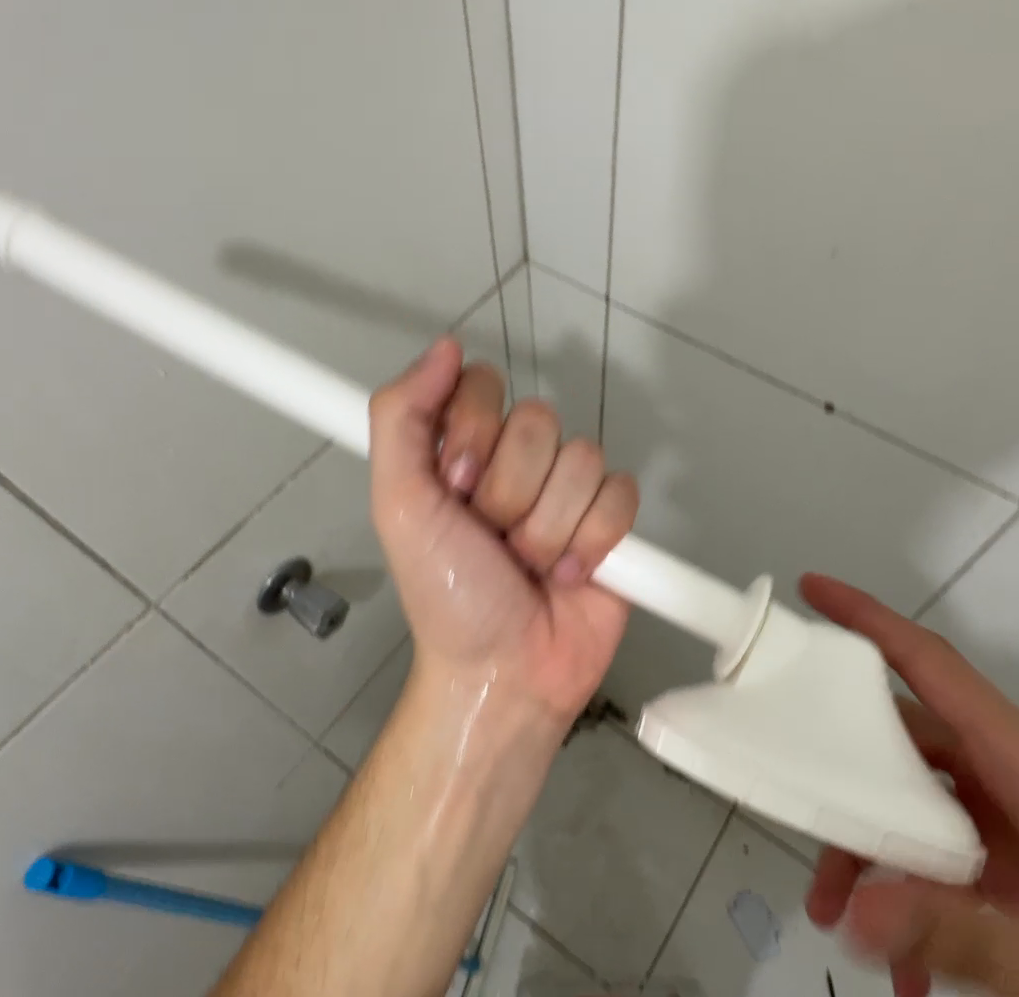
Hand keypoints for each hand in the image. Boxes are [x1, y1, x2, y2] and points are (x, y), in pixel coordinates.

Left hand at [368, 338, 639, 726]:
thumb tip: (443, 348)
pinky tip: (571, 574)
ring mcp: (567, 490)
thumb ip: (401, 419)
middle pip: (538, 421)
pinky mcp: (610, 520)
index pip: (482, 385)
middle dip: (511, 494)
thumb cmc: (447, 598)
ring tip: (529, 566)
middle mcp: (516, 462)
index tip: (456, 489)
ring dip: (549, 527)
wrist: (505, 670)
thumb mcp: (399, 506)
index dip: (473, 435)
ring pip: (581, 458)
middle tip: (494, 540)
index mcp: (464, 450)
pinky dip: (594, 540)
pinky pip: (620, 493)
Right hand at [798, 574, 1018, 996]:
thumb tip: (850, 915)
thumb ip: (952, 935)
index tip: (813, 589)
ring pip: (917, 811)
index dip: (871, 621)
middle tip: (792, 809)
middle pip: (905, 746)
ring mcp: (1016, 827)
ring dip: (872, 858)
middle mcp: (1013, 782)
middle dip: (843, 779)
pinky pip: (944, 865)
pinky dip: (912, 906)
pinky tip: (906, 973)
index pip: (935, 668)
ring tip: (836, 917)